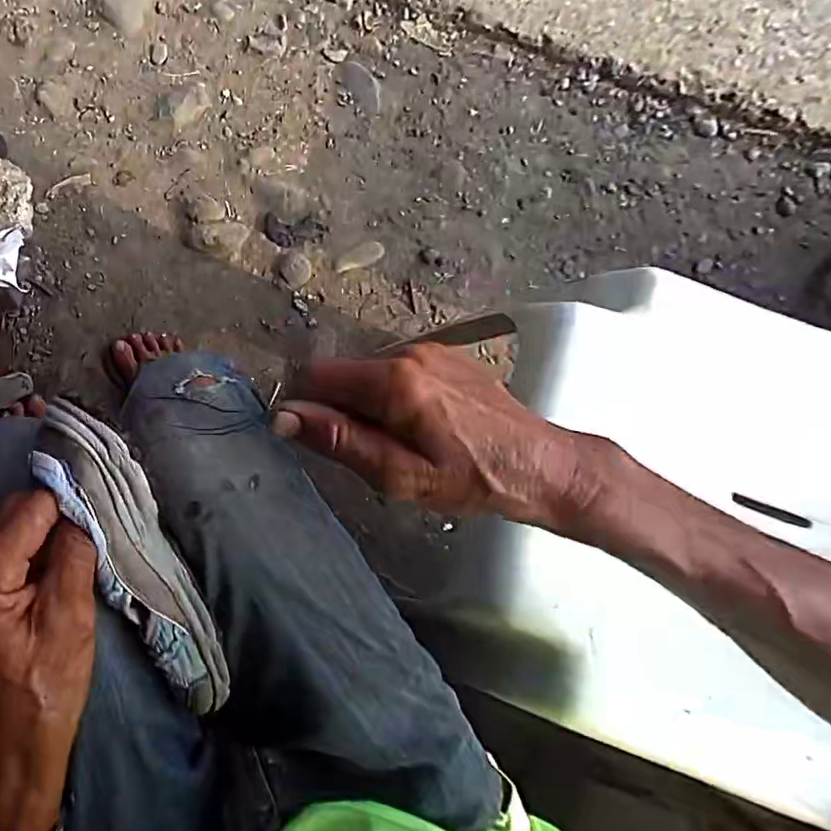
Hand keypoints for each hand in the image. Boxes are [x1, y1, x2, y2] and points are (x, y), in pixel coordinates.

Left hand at [0, 489, 98, 830]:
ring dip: (52, 530)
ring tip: (88, 544)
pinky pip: (14, 548)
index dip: (68, 502)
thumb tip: (82, 508)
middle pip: (17, 512)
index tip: (103, 504)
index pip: (29, 508)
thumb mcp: (70, 622)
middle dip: (59, 513)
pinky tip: (67, 561)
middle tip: (99, 527)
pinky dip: (42, 547)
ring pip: (16, 526)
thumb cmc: (47, 692)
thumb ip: (73, 556)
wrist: (17, 747)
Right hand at [271, 343, 607, 530]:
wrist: (544, 465)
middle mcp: (408, 353)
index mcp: (394, 381)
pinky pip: (393, 372)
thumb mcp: (398, 474)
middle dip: (339, 411)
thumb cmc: (472, 478)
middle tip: (371, 450)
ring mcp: (429, 351)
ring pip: (365, 375)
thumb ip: (339, 440)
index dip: (306, 408)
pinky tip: (421, 426)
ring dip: (366, 406)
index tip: (322, 440)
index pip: (314, 376)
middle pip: (341, 375)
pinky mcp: (444, 357)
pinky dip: (390, 398)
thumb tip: (286, 417)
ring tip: (401, 441)